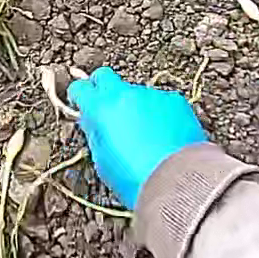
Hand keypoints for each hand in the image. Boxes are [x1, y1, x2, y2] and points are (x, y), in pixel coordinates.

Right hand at [70, 67, 207, 208]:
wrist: (178, 180)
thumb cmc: (137, 179)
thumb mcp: (103, 161)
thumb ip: (95, 134)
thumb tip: (94, 122)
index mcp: (102, 109)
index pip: (81, 88)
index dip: (80, 96)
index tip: (82, 102)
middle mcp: (126, 95)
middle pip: (106, 77)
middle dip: (103, 89)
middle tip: (107, 109)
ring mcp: (151, 95)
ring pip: (135, 93)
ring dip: (135, 107)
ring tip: (144, 136)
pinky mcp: (174, 99)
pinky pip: (159, 101)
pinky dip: (158, 114)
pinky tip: (163, 136)